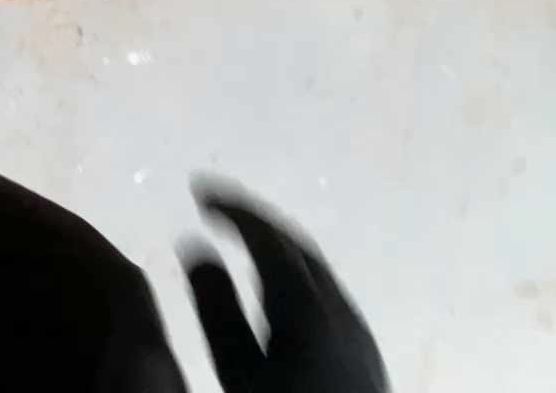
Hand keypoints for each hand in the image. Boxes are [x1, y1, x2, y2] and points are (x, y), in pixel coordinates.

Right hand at [180, 180, 387, 392]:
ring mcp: (353, 323)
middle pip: (293, 241)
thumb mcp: (237, 365)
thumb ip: (216, 306)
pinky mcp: (359, 342)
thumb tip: (195, 247)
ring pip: (310, 261)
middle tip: (212, 203)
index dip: (231, 206)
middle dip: (251, 214)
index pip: (265, 235)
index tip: (197, 190)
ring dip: (271, 237)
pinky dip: (288, 261)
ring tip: (235, 230)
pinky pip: (320, 281)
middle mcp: (335, 302)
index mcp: (303, 301)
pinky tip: (270, 274)